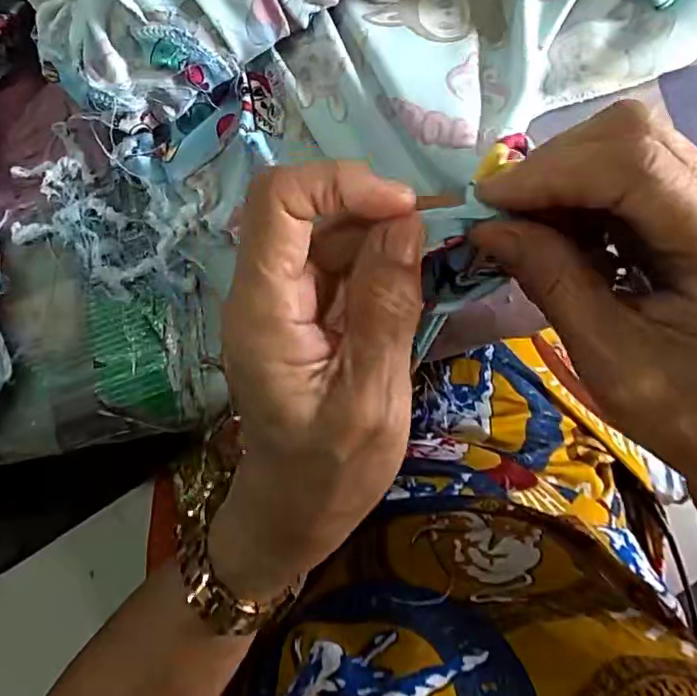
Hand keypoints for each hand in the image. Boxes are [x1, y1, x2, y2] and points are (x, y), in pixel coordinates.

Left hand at [211, 162, 423, 599]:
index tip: (403, 206)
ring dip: (378, 229)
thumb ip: (386, 309)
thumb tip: (405, 223)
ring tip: (435, 247)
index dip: (337, 183)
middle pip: (302, 208)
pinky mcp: (301, 305)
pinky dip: (376, 254)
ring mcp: (280, 295)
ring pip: (323, 229)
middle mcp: (261, 289)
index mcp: (262, 308)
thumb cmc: (327, 474)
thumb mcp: (371, 400)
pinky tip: (413, 270)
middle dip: (368, 204)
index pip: (276, 202)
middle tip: (435, 226)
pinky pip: (336, 259)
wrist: (292, 512)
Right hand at [467, 101, 696, 490]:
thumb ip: (550, 281)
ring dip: (567, 171)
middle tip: (509, 213)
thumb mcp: (609, 360)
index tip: (491, 202)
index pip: (639, 166)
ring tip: (535, 221)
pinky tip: (568, 227)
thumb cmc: (687, 418)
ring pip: (636, 139)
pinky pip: (638, 166)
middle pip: (638, 135)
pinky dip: (584, 186)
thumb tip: (486, 226)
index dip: (553, 171)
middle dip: (556, 165)